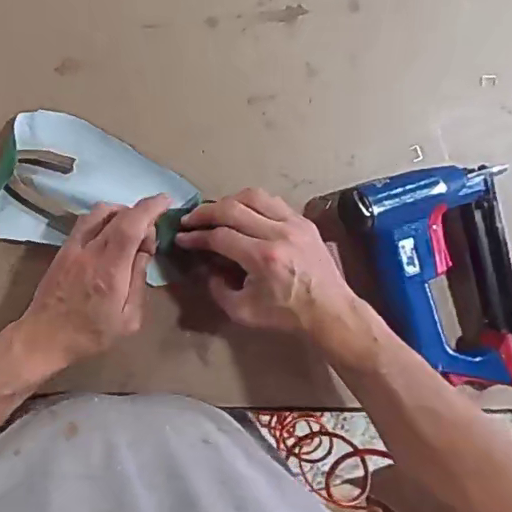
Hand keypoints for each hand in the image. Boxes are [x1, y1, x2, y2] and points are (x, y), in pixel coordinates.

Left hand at [12, 194, 171, 374]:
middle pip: (118, 214)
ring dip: (121, 212)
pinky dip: (104, 218)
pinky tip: (110, 235)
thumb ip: (139, 282)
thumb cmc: (91, 334)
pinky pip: (86, 221)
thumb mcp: (129, 320)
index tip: (165, 201)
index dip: (150, 208)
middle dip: (141, 213)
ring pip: (99, 212)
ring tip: (131, 230)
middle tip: (151, 233)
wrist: (44, 336)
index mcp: (110, 270)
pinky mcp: (63, 249)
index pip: (131, 225)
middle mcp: (90, 251)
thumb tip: (144, 252)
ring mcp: (73, 247)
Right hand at [175, 188, 365, 343]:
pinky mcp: (304, 222)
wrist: (330, 311)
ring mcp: (294, 223)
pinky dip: (252, 203)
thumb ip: (218, 289)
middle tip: (189, 220)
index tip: (181, 238)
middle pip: (231, 208)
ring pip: (253, 196)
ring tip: (215, 212)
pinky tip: (243, 213)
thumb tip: (207, 268)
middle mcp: (278, 233)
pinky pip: (272, 201)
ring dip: (228, 201)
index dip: (196, 236)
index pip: (219, 236)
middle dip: (204, 212)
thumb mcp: (242, 312)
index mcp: (262, 257)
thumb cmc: (285, 315)